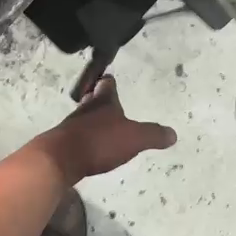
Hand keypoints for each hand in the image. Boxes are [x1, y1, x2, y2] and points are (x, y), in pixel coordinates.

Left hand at [33, 76, 176, 181]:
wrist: (62, 158)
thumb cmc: (100, 141)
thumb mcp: (134, 138)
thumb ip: (153, 135)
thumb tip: (173, 133)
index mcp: (104, 102)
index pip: (107, 86)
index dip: (110, 82)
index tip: (110, 77)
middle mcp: (86, 108)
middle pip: (93, 98)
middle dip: (99, 97)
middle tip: (104, 96)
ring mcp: (73, 124)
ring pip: (84, 114)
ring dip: (92, 116)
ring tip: (101, 121)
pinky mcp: (65, 142)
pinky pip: (78, 133)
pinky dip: (86, 135)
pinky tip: (92, 143)